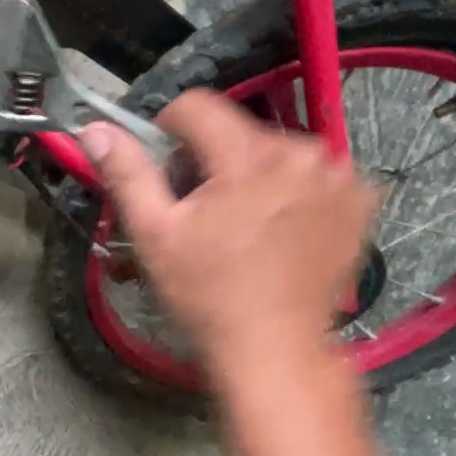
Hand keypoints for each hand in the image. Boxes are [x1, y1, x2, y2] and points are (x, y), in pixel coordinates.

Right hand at [80, 90, 378, 376]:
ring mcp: (339, 176)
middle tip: (200, 218)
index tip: (164, 173)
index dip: (167, 133)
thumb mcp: (153, 235)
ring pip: (278, 154)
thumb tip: (96, 129)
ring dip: (254, 179)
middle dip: (213, 165)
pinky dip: (294, 196)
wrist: (271, 347)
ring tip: (241, 230)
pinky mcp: (360, 202)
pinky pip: (316, 178)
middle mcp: (303, 151)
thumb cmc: (205, 296)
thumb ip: (126, 174)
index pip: (197, 107)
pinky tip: (278, 235)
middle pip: (239, 133)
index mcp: (248, 156)